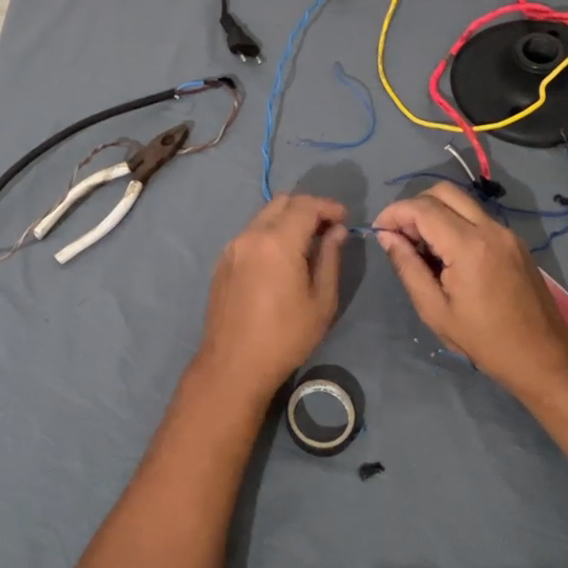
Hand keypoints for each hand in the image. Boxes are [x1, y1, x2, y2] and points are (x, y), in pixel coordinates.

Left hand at [191, 195, 347, 398]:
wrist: (234, 364)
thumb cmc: (285, 336)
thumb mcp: (321, 300)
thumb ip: (330, 258)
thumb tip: (336, 231)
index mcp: (277, 242)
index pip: (305, 205)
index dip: (328, 206)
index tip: (345, 219)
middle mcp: (251, 235)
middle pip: (282, 203)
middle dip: (308, 208)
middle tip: (328, 229)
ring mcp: (233, 247)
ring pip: (263, 216)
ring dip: (287, 220)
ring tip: (307, 244)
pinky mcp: (223, 261)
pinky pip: (250, 234)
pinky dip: (270, 233)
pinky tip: (282, 259)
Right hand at [374, 183, 567, 392]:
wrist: (544, 357)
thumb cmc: (485, 340)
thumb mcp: (434, 310)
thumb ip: (407, 267)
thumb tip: (387, 237)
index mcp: (469, 247)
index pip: (422, 208)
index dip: (394, 213)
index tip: (379, 231)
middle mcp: (490, 229)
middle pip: (443, 191)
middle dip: (414, 206)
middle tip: (401, 235)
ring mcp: (507, 233)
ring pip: (461, 201)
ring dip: (435, 212)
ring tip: (422, 246)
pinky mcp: (515, 242)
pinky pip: (477, 217)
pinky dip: (454, 222)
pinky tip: (448, 254)